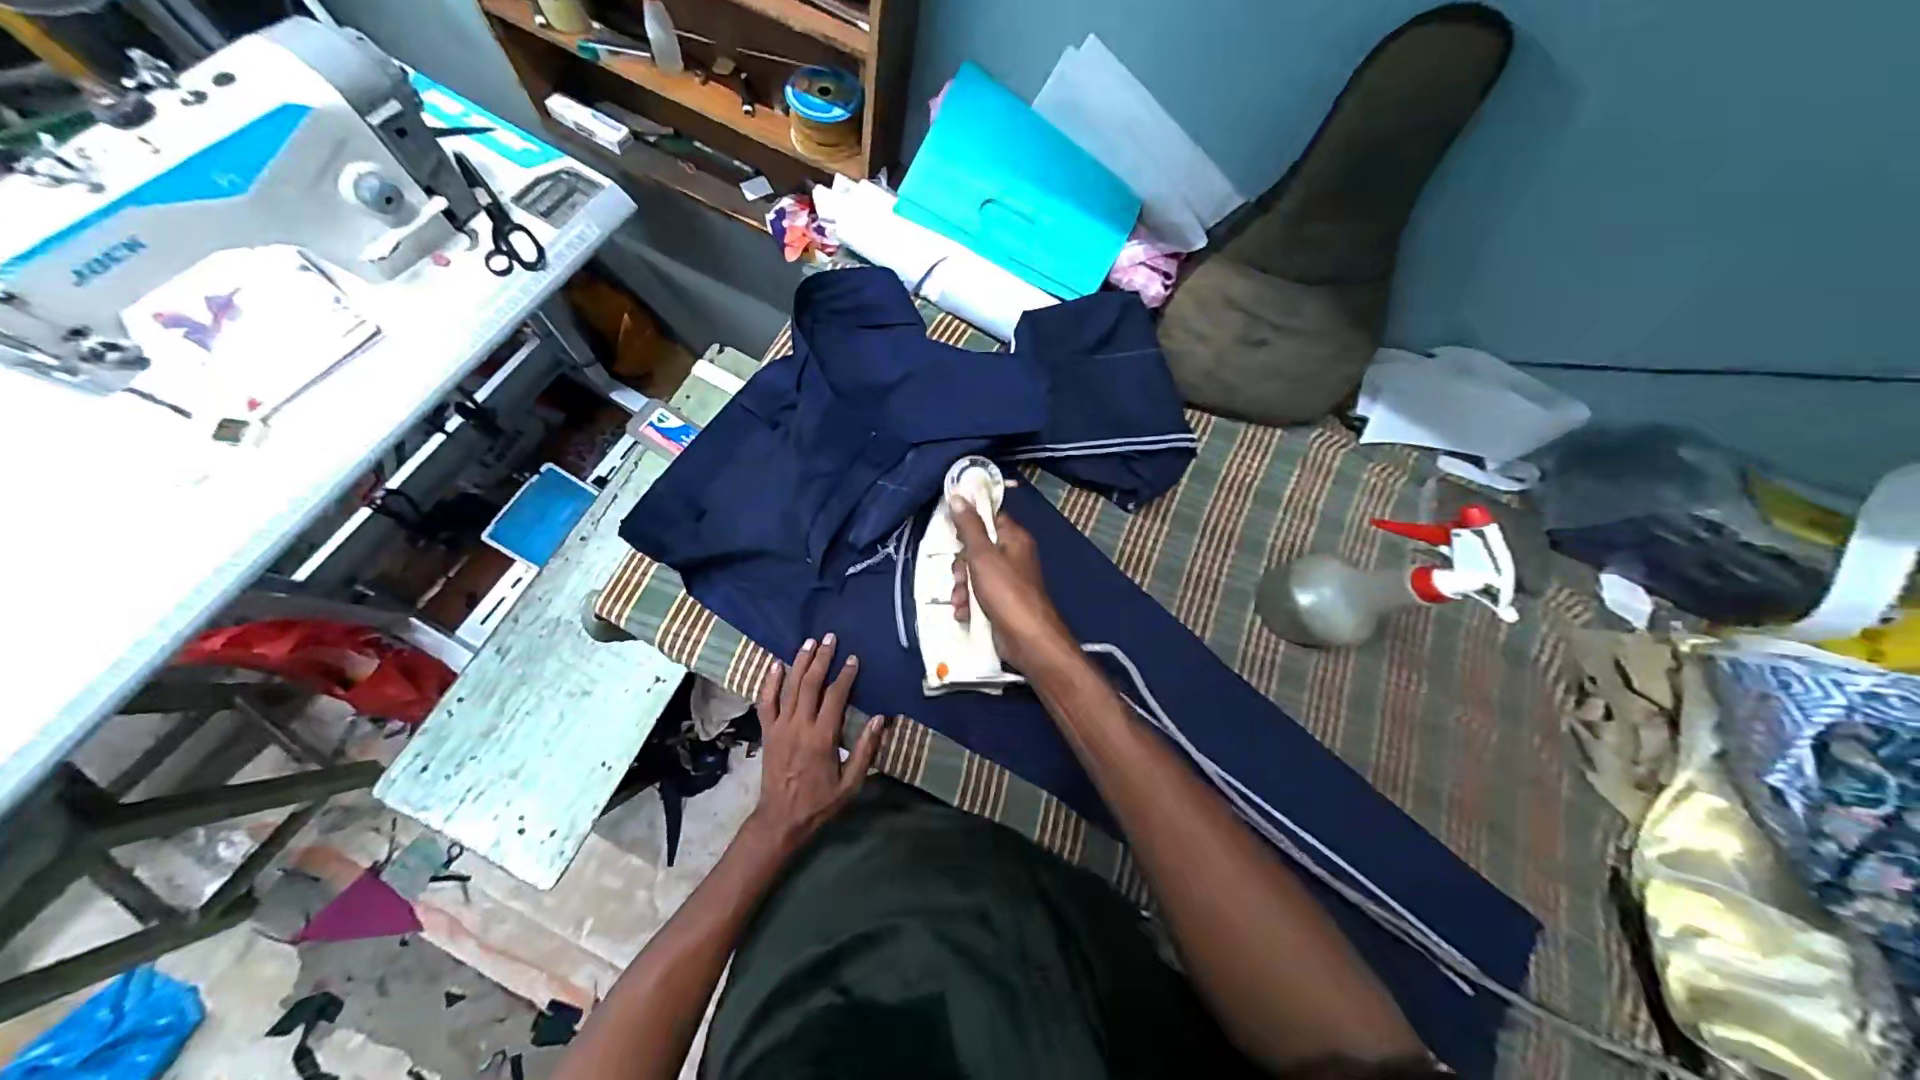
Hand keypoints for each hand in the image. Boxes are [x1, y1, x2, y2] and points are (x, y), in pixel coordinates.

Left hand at [749, 633, 884, 849]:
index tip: (853, 659)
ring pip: (789, 686)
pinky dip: (770, 682)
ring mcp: (779, 727)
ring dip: (799, 662)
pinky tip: (776, 665)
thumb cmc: (820, 802)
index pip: (835, 696)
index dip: (845, 675)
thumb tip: (881, 719)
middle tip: (830, 638)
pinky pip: (766, 702)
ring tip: (809, 642)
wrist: (781, 819)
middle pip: (810, 683)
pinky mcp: (767, 732)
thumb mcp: (851, 783)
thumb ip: (866, 749)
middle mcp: (799, 726)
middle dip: (821, 658)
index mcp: (822, 737)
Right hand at [948, 495, 1077, 675]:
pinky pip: (978, 594)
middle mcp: (1012, 555)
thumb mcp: (983, 556)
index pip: (989, 516)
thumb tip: (958, 494)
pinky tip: (965, 614)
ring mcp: (1008, 580)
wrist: (1027, 639)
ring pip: (974, 573)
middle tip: (961, 578)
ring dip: (962, 588)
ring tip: (962, 602)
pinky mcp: (1001, 601)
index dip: (969, 521)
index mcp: (1014, 538)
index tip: (952, 531)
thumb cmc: (1006, 592)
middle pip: (977, 547)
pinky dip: (969, 603)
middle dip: (962, 565)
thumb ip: (969, 526)